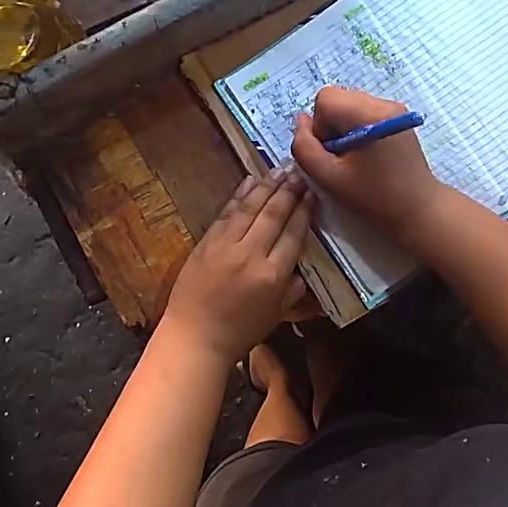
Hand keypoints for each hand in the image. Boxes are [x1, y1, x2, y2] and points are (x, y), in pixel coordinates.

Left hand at [162, 170, 312, 360]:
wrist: (195, 337)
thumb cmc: (240, 331)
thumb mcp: (277, 314)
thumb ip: (293, 288)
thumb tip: (302, 265)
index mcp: (273, 275)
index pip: (294, 234)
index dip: (304, 212)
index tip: (312, 194)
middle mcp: (251, 254)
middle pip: (274, 215)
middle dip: (289, 192)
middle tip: (299, 174)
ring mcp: (226, 245)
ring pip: (250, 208)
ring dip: (267, 186)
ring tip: (280, 170)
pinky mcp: (206, 242)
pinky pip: (226, 213)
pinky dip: (239, 195)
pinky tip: (250, 180)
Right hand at [291, 86, 446, 240]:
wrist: (418, 209)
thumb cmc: (373, 197)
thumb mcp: (329, 178)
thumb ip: (305, 148)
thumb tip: (301, 120)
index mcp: (367, 113)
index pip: (325, 99)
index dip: (320, 126)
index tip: (332, 154)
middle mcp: (383, 103)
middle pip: (338, 99)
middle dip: (332, 126)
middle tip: (343, 158)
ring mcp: (394, 108)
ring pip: (350, 105)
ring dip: (344, 128)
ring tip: (357, 158)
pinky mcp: (400, 118)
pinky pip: (366, 112)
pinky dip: (359, 129)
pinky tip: (369, 155)